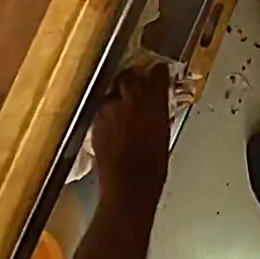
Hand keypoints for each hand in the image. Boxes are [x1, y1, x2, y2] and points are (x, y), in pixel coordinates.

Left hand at [91, 65, 171, 208]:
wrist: (128, 188)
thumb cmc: (153, 166)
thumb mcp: (164, 133)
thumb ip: (158, 111)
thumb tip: (157, 102)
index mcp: (154, 102)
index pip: (157, 74)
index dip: (158, 72)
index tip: (160, 71)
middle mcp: (130, 100)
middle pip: (130, 77)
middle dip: (134, 79)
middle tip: (139, 85)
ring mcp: (110, 110)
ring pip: (113, 93)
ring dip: (120, 96)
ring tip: (126, 109)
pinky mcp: (96, 122)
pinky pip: (103, 109)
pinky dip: (109, 113)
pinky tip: (115, 125)